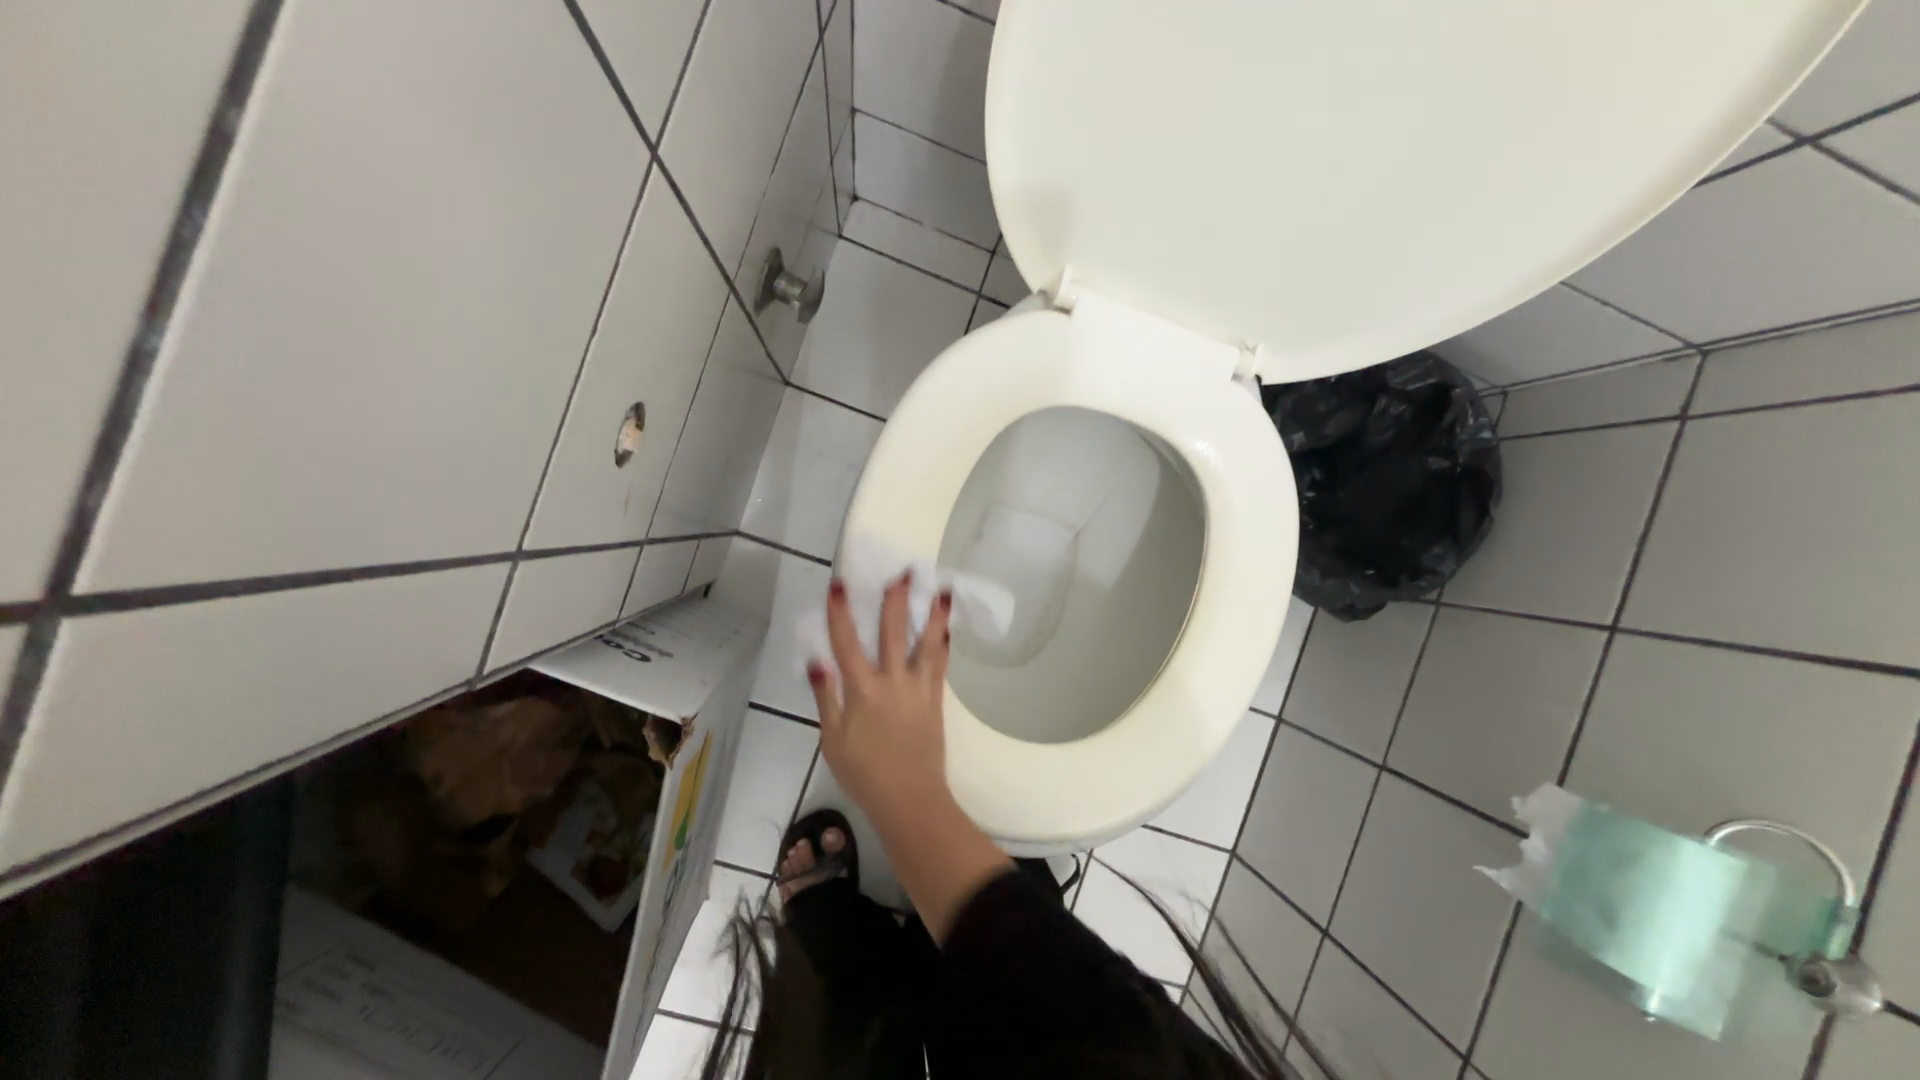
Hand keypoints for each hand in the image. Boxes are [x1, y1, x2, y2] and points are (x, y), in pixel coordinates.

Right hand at [807, 574, 952, 820]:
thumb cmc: (865, 774)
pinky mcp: (935, 701)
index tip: (839, 584)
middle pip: (894, 634)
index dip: (841, 612)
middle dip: (898, 601)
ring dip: (934, 616)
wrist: (910, 799)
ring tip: (942, 591)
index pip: (847, 644)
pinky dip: (943, 644)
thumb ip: (827, 698)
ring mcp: (918, 690)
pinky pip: (940, 666)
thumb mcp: (833, 740)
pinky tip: (947, 629)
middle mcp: (893, 683)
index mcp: (862, 691)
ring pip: (927, 645)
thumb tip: (817, 662)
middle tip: (905, 573)